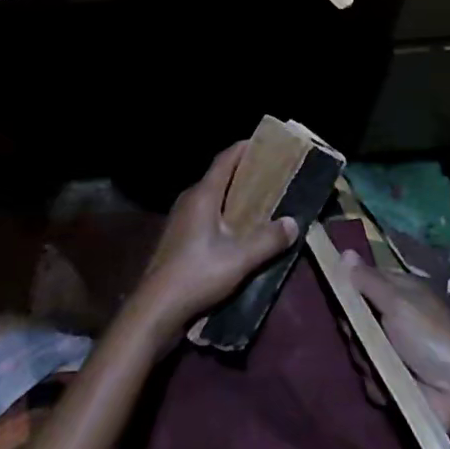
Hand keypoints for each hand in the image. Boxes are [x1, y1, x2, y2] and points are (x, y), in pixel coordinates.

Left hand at [132, 142, 298, 331]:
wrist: (157, 305)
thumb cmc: (197, 274)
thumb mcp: (239, 259)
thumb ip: (267, 240)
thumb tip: (293, 221)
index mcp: (202, 195)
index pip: (224, 160)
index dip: (243, 149)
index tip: (263, 143)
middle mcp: (189, 200)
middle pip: (218, 177)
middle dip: (243, 173)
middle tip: (271, 175)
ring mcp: (181, 218)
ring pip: (212, 198)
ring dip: (234, 196)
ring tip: (261, 202)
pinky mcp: (179, 237)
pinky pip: (206, 215)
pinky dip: (224, 214)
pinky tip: (238, 231)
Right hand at [342, 251, 449, 424]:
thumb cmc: (430, 339)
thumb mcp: (398, 303)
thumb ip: (368, 280)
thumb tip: (344, 251)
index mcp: (400, 291)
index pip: (363, 278)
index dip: (349, 285)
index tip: (339, 293)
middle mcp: (394, 316)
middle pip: (354, 313)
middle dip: (353, 326)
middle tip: (360, 332)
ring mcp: (392, 348)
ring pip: (358, 344)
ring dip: (365, 355)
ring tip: (380, 364)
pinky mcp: (391, 377)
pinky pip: (367, 372)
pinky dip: (375, 379)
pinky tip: (387, 382)